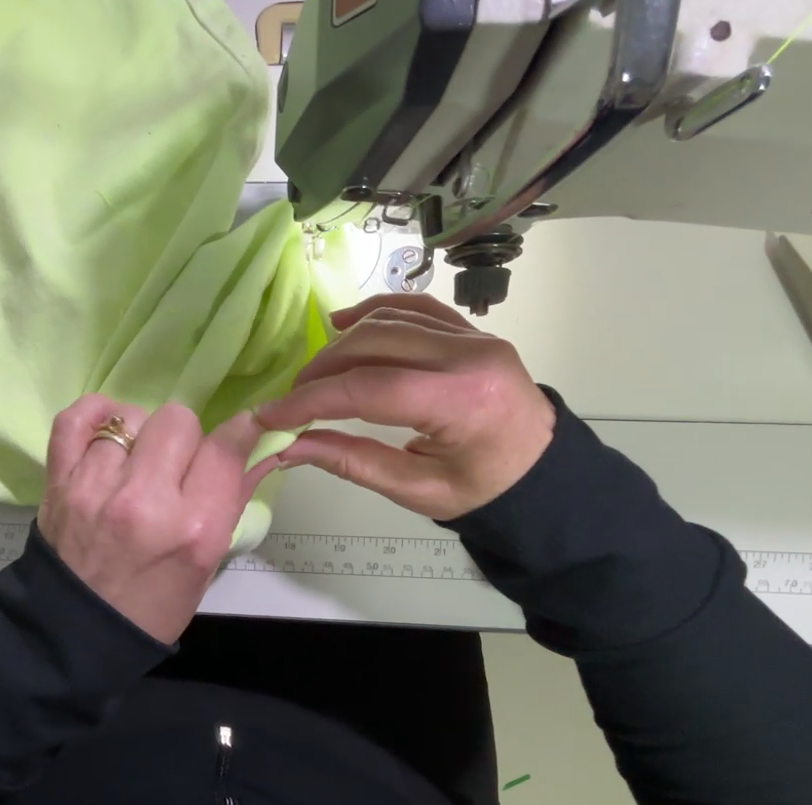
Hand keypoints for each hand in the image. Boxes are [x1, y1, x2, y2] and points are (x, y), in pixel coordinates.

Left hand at [38, 395, 276, 642]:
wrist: (74, 634)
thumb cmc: (150, 609)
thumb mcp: (205, 567)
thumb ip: (230, 504)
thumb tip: (255, 450)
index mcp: (194, 529)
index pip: (226, 447)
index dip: (236, 436)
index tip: (232, 441)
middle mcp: (146, 500)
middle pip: (179, 421)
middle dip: (184, 442)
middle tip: (173, 471)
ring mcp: (96, 487)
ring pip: (131, 418)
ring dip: (140, 437)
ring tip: (133, 466)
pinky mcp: (58, 482)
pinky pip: (74, 419)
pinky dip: (93, 416)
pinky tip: (105, 435)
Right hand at [254, 293, 554, 520]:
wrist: (541, 474)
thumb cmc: (480, 490)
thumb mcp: (414, 489)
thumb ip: (349, 461)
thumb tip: (287, 446)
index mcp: (462, 402)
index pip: (368, 388)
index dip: (311, 400)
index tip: (270, 414)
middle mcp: (471, 355)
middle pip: (373, 343)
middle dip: (321, 370)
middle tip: (292, 401)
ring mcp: (475, 335)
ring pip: (389, 319)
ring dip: (342, 342)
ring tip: (315, 375)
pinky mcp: (471, 330)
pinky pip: (414, 307)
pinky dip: (373, 312)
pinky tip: (343, 325)